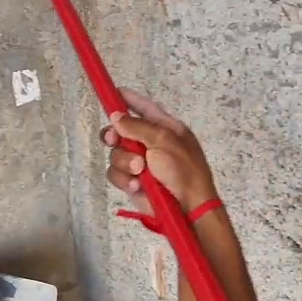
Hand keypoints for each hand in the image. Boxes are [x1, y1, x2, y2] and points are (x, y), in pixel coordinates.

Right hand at [102, 88, 218, 211]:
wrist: (189, 209)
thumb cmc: (183, 169)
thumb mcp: (163, 141)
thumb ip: (137, 127)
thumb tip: (115, 116)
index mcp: (165, 128)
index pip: (144, 107)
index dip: (128, 99)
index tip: (112, 91)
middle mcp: (150, 143)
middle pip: (120, 131)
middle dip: (114, 135)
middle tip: (113, 139)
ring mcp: (140, 163)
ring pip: (116, 154)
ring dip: (125, 162)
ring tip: (141, 171)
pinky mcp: (133, 182)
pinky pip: (117, 174)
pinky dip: (125, 180)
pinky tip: (137, 186)